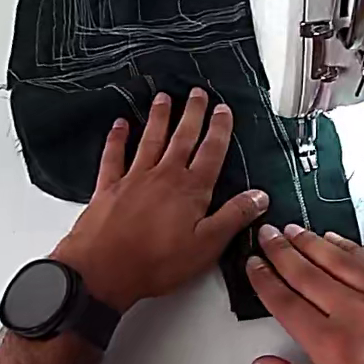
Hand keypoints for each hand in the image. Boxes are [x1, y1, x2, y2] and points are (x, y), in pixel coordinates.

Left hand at [51, 89, 269, 311]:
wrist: (103, 270)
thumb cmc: (156, 262)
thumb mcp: (206, 246)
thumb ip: (233, 217)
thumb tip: (259, 196)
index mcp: (190, 190)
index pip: (211, 152)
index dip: (219, 129)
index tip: (223, 110)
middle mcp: (163, 177)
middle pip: (181, 138)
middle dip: (192, 114)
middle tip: (197, 92)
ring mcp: (133, 179)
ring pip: (150, 140)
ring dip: (158, 118)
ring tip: (164, 97)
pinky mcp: (108, 189)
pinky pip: (113, 156)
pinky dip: (117, 139)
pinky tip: (120, 125)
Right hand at [244, 224, 363, 363]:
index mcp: (336, 349)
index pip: (287, 303)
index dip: (265, 280)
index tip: (254, 267)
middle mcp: (363, 318)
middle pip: (310, 273)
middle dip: (282, 251)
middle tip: (267, 235)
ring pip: (342, 261)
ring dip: (313, 243)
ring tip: (294, 231)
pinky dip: (352, 250)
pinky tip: (339, 244)